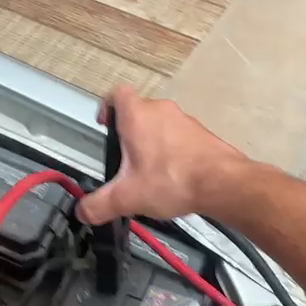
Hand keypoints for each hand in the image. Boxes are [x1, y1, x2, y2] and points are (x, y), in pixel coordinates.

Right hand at [76, 86, 249, 226]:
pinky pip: (179, 135)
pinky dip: (173, 150)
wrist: (222, 183)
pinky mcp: (201, 133)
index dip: (106, 106)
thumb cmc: (172, 180)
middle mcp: (160, 110)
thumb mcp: (127, 197)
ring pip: (160, 123)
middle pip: (138, 111)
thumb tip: (83, 212)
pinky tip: (173, 176)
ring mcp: (184, 119)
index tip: (105, 126)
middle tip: (125, 159)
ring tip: (150, 171)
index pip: (116, 94)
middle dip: (129, 133)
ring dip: (152, 141)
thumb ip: (99, 205)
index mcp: (137, 116)